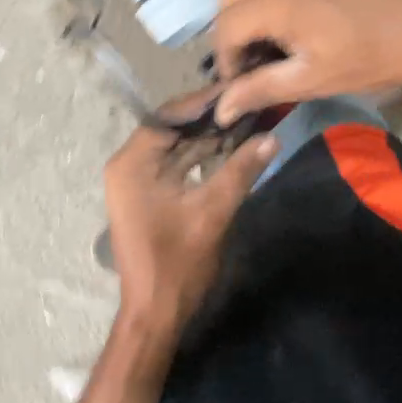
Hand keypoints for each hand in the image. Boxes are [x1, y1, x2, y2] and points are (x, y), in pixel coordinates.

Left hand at [103, 94, 277, 335]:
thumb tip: (272, 136)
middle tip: (248, 99)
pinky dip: (201, 155)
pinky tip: (232, 145)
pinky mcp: (149, 193)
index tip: (239, 86)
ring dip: (208, 135)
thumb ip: (240, 170)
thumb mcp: (213, 213)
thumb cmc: (177, 265)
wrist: (155, 316)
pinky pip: (176, 162)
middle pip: (172, 126)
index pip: (170, 115)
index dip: (205, 100)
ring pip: (177, 144)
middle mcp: (129, 163)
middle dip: (210, 116)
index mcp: (133, 162)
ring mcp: (137, 179)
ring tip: (247, 116)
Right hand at [212, 0, 401, 122]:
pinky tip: (291, 8)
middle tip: (255, 60)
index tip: (243, 85)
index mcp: (275, 1)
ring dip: (244, 0)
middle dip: (231, 29)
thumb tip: (220, 110)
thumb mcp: (313, 80)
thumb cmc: (373, 58)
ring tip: (267, 31)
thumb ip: (260, 90)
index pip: (224, 28)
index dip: (227, 61)